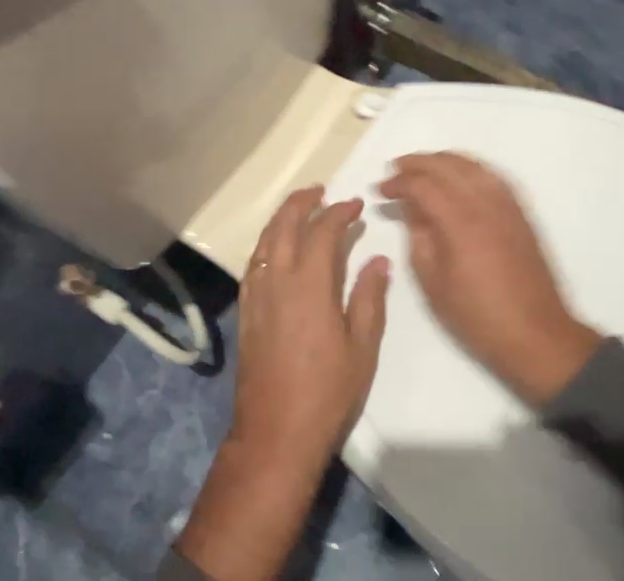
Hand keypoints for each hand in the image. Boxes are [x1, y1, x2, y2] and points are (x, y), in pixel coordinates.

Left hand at [231, 186, 390, 470]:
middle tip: (321, 191)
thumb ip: (369, 298)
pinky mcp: (246, 312)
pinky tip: (276, 249)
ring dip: (281, 219)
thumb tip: (377, 260)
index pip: (323, 231)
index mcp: (310, 284)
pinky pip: (253, 264)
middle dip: (302, 202)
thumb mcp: (362, 347)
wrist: (275, 431)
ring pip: (264, 242)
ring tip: (299, 209)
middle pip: (284, 225)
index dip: (340, 213)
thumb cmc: (327, 392)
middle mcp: (278, 280)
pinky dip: (266, 245)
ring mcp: (256, 295)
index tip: (356, 206)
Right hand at [379, 152, 600, 406]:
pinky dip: (469, 169)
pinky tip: (458, 178)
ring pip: (471, 164)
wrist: (535, 333)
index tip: (379, 191)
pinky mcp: (520, 212)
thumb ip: (418, 237)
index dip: (396, 183)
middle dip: (416, 163)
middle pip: (446, 164)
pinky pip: (491, 175)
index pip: (421, 184)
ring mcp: (507, 204)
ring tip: (422, 170)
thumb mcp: (432, 281)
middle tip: (394, 172)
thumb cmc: (477, 315)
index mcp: (459, 221)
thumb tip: (412, 209)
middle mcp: (484, 202)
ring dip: (443, 161)